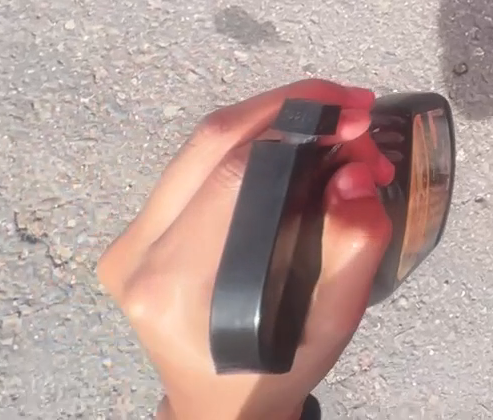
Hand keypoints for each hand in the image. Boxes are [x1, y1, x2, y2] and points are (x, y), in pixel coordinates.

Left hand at [98, 80, 396, 419]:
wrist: (224, 406)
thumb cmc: (282, 359)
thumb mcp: (337, 311)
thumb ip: (355, 241)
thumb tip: (353, 176)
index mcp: (181, 278)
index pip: (241, 168)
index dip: (308, 122)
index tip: (361, 116)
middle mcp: (141, 254)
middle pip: (214, 138)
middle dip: (297, 103)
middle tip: (356, 108)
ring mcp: (131, 242)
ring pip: (206, 141)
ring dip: (280, 115)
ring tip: (337, 125)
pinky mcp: (139, 233)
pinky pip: (201, 160)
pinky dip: (259, 134)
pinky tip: (300, 141)